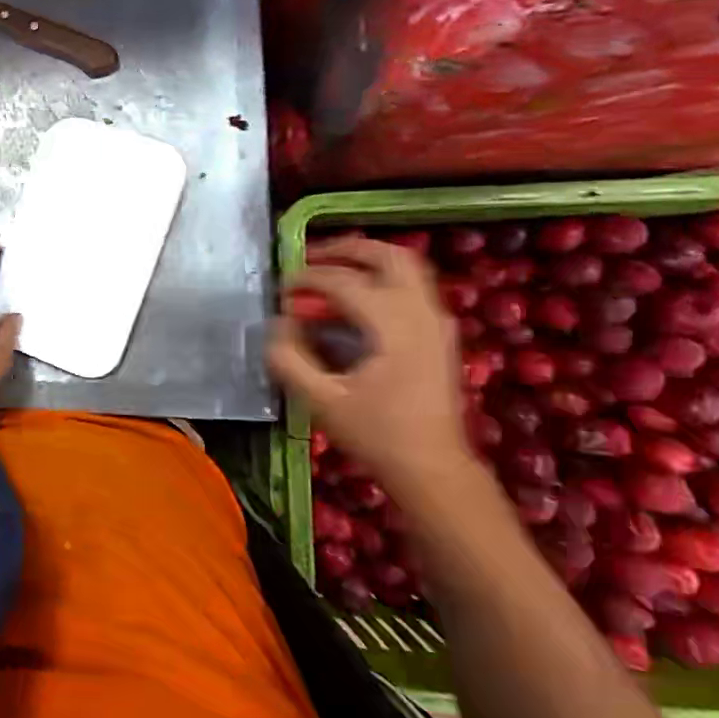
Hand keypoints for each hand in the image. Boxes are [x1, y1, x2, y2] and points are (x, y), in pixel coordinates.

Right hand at [267, 237, 472, 493]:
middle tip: (311, 258)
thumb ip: (289, 358)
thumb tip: (279, 324)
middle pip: (389, 256)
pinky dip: (380, 279)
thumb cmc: (376, 435)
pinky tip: (355, 301)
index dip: (307, 279)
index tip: (282, 290)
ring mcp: (437, 322)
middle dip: (347, 249)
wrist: (433, 468)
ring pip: (406, 267)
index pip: (344, 282)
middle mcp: (422, 313)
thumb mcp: (320, 400)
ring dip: (366, 261)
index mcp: (393, 326)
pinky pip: (411, 287)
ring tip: (331, 271)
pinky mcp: (439, 334)